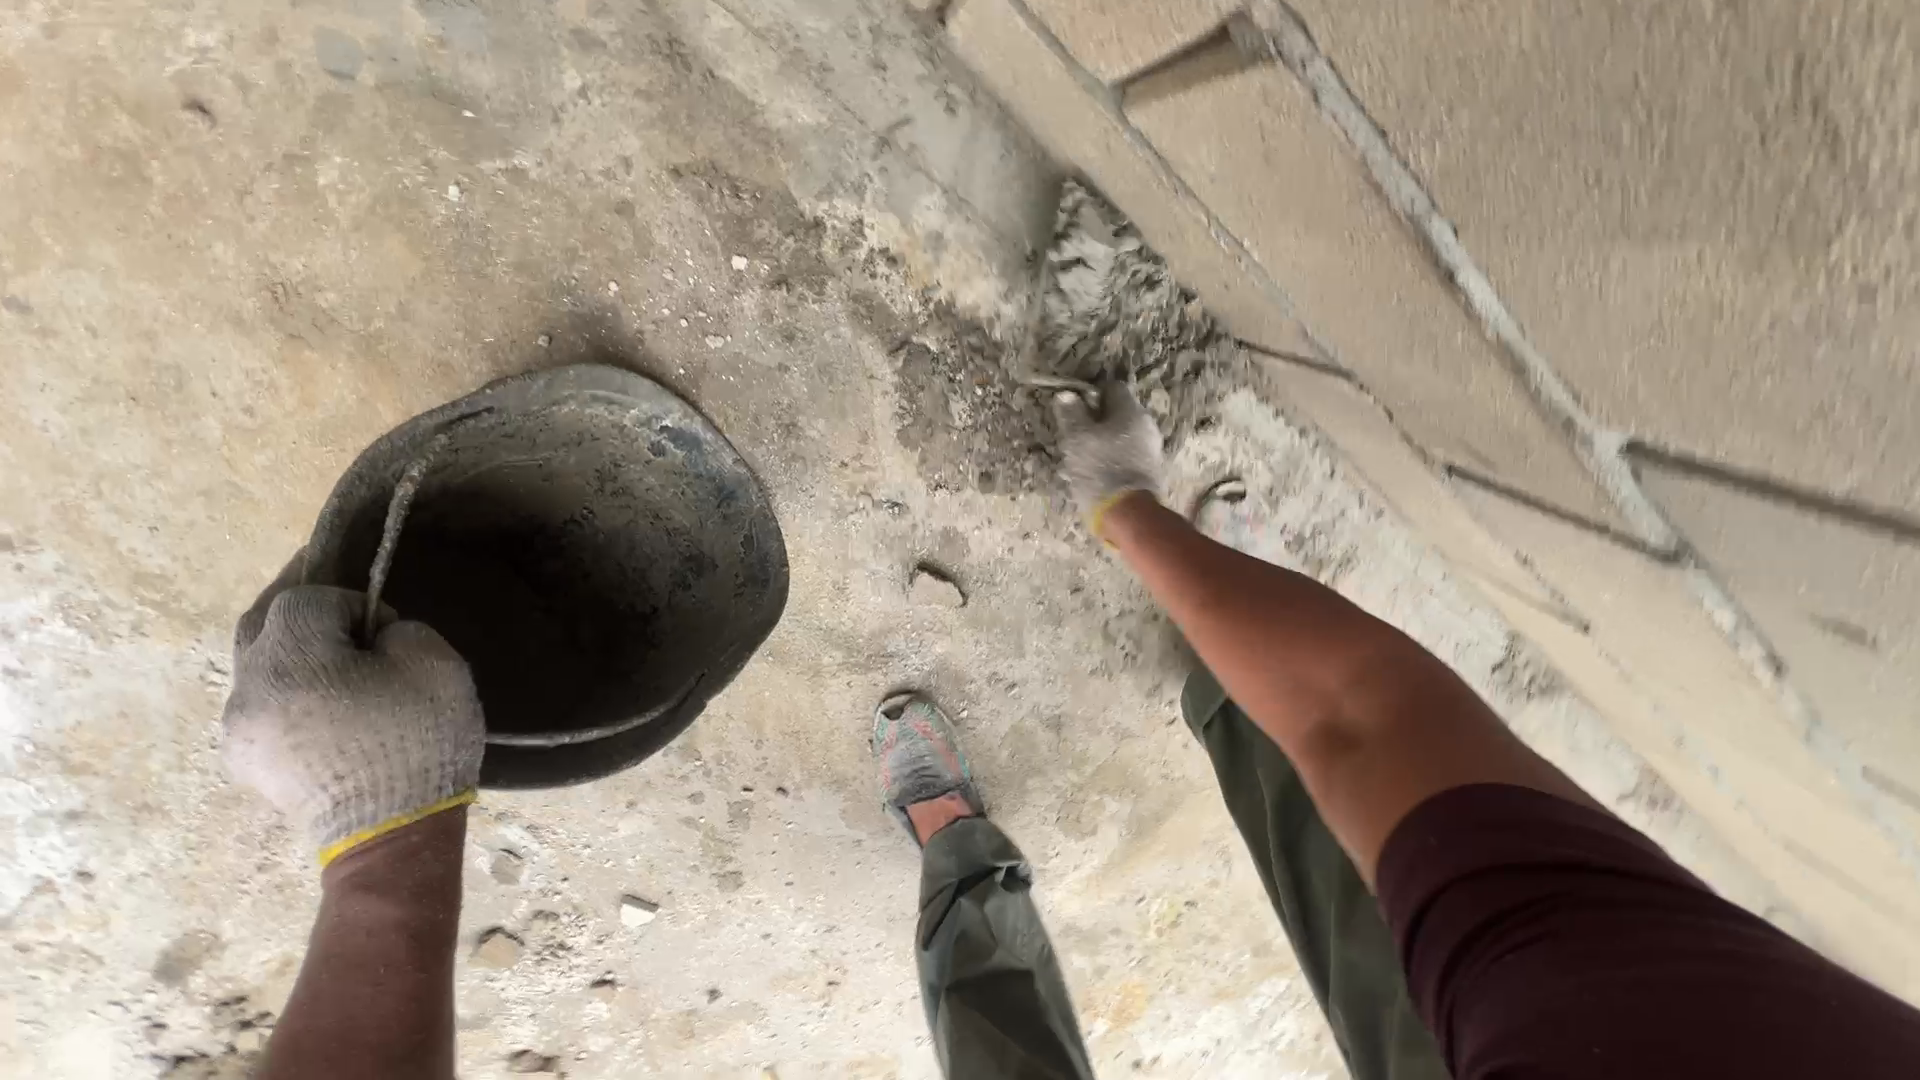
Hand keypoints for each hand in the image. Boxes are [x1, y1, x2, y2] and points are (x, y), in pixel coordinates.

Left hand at [222, 585, 484, 866]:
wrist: (393, 830)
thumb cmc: (418, 739)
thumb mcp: (437, 665)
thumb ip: (404, 631)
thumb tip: (378, 638)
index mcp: (290, 660)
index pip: (304, 599)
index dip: (352, 600)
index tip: (389, 627)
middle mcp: (247, 691)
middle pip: (262, 627)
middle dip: (307, 614)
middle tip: (350, 623)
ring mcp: (239, 732)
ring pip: (260, 670)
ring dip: (298, 658)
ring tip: (343, 671)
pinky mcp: (248, 764)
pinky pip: (263, 708)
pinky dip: (293, 694)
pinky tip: (331, 712)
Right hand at [1051, 380, 1166, 537]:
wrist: (1127, 514)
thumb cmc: (1100, 469)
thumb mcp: (1077, 438)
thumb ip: (1071, 413)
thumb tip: (1067, 395)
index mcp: (1131, 411)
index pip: (1113, 388)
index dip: (1092, 394)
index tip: (1076, 410)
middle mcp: (1147, 426)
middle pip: (1119, 414)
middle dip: (1097, 422)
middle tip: (1075, 437)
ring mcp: (1152, 450)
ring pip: (1123, 437)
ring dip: (1103, 443)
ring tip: (1082, 460)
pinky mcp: (1150, 472)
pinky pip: (1128, 457)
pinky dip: (1113, 460)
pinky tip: (1097, 475)